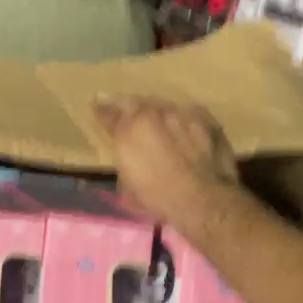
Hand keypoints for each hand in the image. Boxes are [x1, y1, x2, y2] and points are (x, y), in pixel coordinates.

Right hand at [92, 97, 248, 231]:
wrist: (203, 200)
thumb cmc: (159, 198)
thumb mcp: (127, 184)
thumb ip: (124, 161)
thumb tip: (128, 157)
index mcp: (127, 128)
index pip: (107, 112)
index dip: (101, 110)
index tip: (97, 105)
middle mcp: (150, 113)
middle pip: (134, 102)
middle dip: (128, 107)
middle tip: (126, 111)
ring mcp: (179, 112)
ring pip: (162, 105)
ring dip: (157, 112)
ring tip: (159, 120)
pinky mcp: (205, 118)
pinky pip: (189, 112)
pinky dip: (184, 118)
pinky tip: (186, 127)